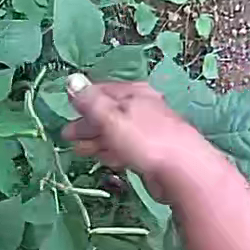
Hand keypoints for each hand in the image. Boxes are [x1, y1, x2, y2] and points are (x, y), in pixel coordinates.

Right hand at [62, 81, 220, 187]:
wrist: (182, 171)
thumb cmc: (144, 140)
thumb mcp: (111, 118)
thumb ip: (90, 101)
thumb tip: (71, 79)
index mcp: (133, 93)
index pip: (101, 91)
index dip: (81, 101)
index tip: (66, 112)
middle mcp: (141, 107)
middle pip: (108, 113)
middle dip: (87, 124)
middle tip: (68, 137)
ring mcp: (147, 130)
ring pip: (115, 132)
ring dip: (97, 140)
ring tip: (81, 151)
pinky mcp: (150, 151)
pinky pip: (125, 147)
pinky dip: (113, 151)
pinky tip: (107, 159)